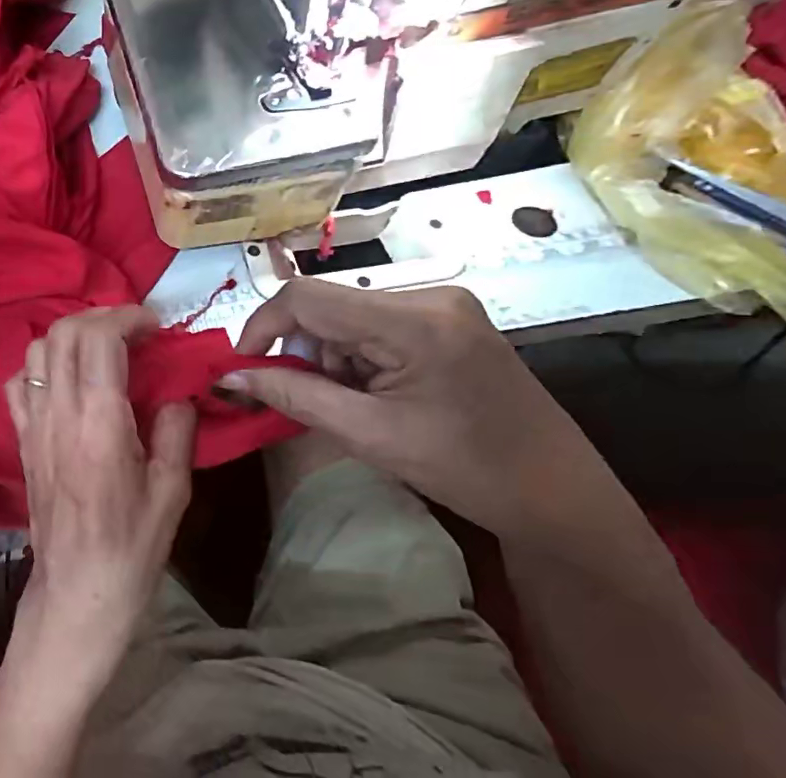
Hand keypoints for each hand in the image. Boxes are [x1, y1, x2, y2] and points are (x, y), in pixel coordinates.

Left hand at [4, 306, 195, 677]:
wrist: (77, 594)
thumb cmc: (132, 547)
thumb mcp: (173, 489)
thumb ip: (176, 429)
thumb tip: (176, 393)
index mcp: (100, 423)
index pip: (100, 339)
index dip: (129, 317)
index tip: (156, 327)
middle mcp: (59, 414)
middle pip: (63, 333)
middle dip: (102, 316)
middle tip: (134, 330)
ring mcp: (33, 425)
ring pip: (38, 350)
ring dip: (73, 335)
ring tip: (105, 347)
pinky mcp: (22, 440)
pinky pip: (19, 382)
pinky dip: (43, 364)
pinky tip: (68, 379)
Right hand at [220, 280, 585, 533]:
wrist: (555, 490)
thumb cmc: (466, 471)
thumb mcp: (371, 435)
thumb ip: (294, 396)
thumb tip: (231, 378)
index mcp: (414, 319)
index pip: (309, 297)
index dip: (264, 326)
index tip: (245, 368)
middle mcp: (429, 294)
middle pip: (331, 306)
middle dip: (307, 352)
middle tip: (313, 403)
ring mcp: (444, 303)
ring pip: (352, 317)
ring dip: (335, 359)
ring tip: (360, 408)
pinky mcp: (450, 317)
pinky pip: (380, 324)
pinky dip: (361, 357)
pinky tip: (381, 394)